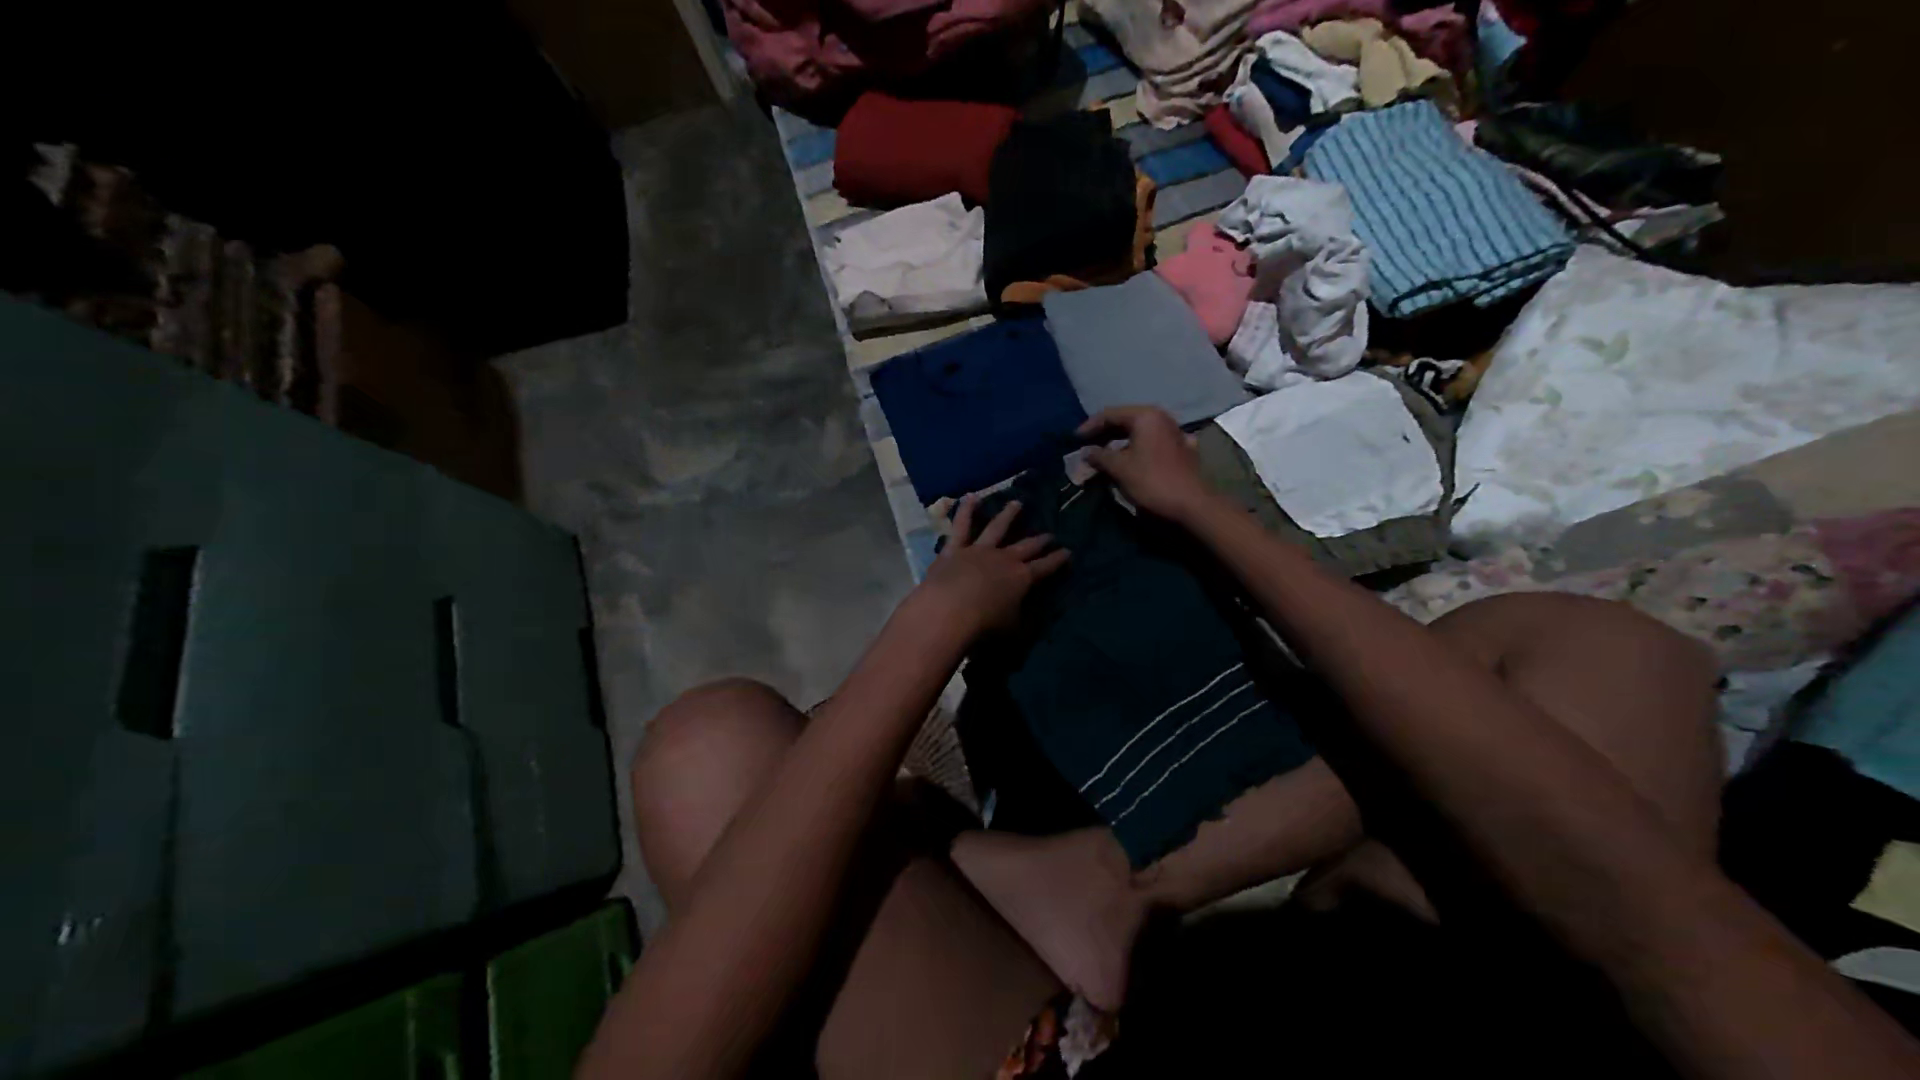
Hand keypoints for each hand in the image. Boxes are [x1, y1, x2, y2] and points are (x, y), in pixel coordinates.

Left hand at [914, 495, 1068, 636]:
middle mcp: (1004, 559)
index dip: (1057, 560)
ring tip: (1016, 504)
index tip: (1067, 551)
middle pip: (1026, 546)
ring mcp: (979, 550)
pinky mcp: (955, 549)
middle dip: (1040, 540)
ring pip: (996, 528)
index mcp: (1022, 578)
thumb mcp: (1013, 629)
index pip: (1045, 567)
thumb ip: (1021, 620)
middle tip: (1050, 534)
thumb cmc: (985, 626)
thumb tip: (1028, 618)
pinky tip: (970, 497)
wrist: (950, 610)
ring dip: (1008, 515)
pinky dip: (966, 510)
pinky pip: (961, 526)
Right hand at [1077, 407, 1216, 522]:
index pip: (1110, 414)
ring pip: (1139, 432)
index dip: (1089, 426)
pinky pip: (1151, 443)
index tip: (1074, 439)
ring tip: (1103, 455)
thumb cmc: (1152, 481)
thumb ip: (1099, 456)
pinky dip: (1137, 448)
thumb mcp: (1119, 468)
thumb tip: (1085, 452)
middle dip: (1104, 433)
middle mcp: (1161, 418)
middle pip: (1125, 420)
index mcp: (1145, 416)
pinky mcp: (1180, 449)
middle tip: (1086, 446)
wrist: (1191, 504)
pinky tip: (1130, 459)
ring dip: (1119, 442)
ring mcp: (1174, 432)